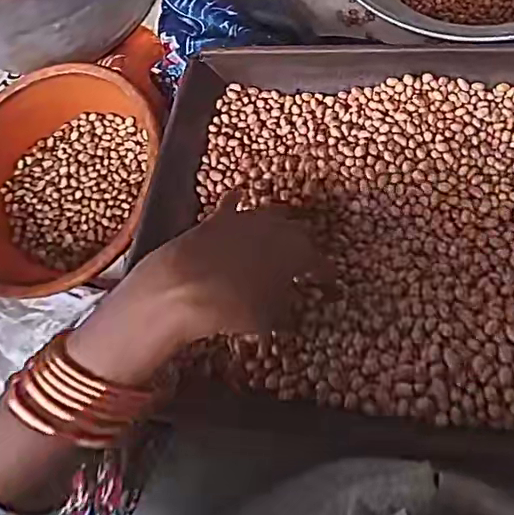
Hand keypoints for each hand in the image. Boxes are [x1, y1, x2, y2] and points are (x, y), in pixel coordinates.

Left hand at [68, 196, 321, 383]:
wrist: (183, 286)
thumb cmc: (234, 307)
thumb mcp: (268, 318)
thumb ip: (286, 310)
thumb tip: (295, 312)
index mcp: (296, 252)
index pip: (319, 261)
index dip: (325, 272)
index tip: (330, 280)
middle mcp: (276, 228)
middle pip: (299, 232)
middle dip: (306, 245)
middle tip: (307, 260)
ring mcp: (247, 218)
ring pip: (272, 213)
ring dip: (280, 222)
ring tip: (284, 232)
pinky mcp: (219, 217)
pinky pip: (235, 203)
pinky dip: (240, 201)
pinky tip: (242, 196)